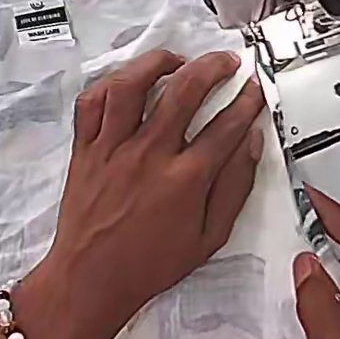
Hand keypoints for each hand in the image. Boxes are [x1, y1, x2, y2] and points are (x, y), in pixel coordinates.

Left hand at [17, 49, 264, 338]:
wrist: (91, 278)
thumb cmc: (148, 264)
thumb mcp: (209, 237)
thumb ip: (234, 188)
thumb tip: (249, 144)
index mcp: (184, 181)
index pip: (226, 126)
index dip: (247, 102)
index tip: (254, 90)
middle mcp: (148, 157)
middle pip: (184, 91)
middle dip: (212, 67)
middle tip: (225, 62)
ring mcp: (112, 150)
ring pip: (131, 86)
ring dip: (157, 63)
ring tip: (176, 60)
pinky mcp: (85, 150)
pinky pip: (90, 104)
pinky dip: (109, 85)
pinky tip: (127, 83)